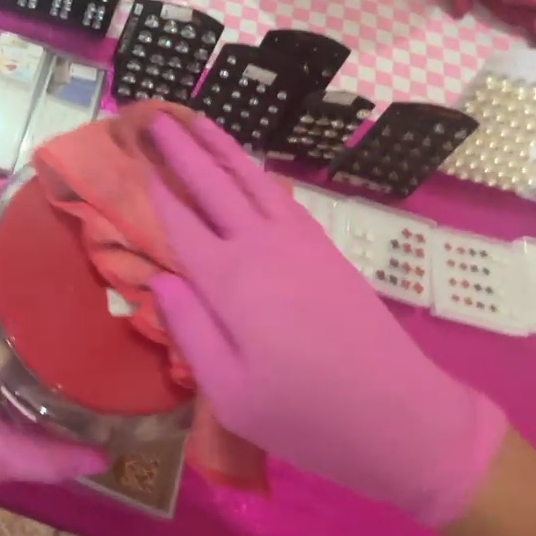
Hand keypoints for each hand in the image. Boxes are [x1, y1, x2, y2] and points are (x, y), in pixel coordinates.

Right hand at [145, 115, 507, 525]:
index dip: (153, 189)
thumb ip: (189, 330)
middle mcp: (261, 247)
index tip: (132, 157)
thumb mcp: (230, 393)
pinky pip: (280, 195)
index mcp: (230, 281)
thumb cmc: (306, 416)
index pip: (180, 223)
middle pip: (212, 186)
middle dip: (180, 149)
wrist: (403, 418)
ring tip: (195, 119)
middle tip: (155, 117)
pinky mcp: (324, 249)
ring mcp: (297, 243)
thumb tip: (158, 280)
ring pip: (250, 180)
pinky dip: (256, 171)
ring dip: (220, 146)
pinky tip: (247, 166)